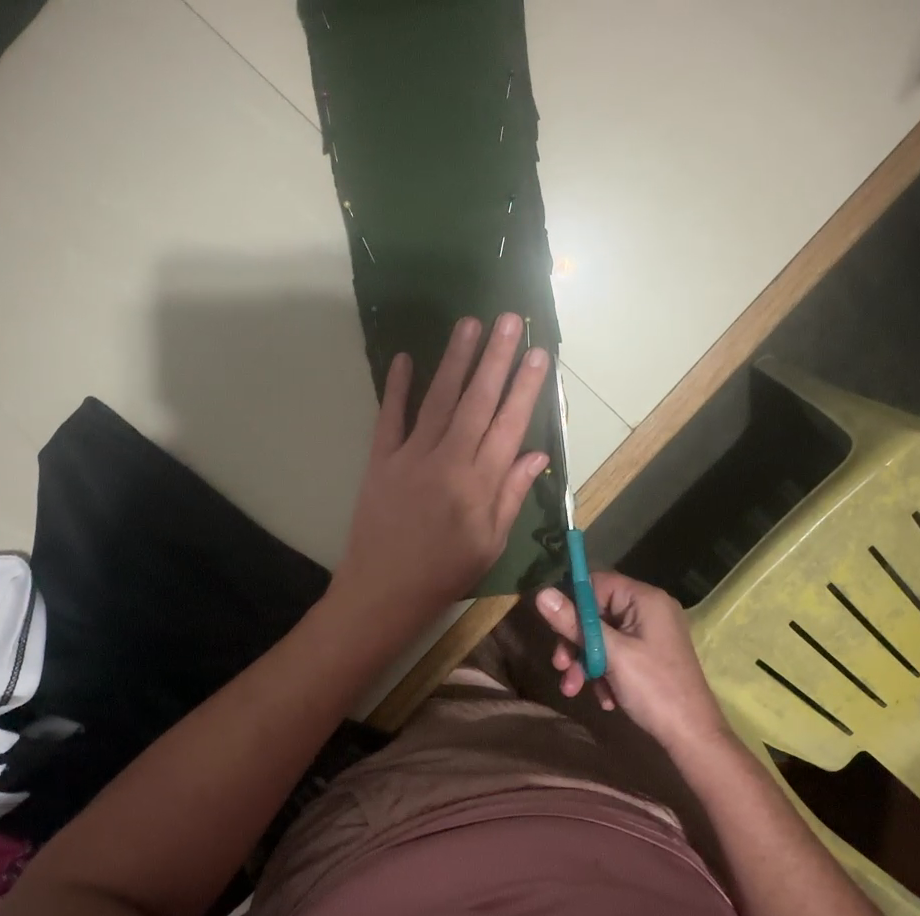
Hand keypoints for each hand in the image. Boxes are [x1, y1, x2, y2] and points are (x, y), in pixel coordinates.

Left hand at [331, 313, 549, 636]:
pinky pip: (390, 417)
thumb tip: (538, 454)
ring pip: (438, 399)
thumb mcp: (490, 544)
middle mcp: (447, 461)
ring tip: (470, 323)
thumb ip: (512, 496)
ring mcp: (410, 456)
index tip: (539, 354)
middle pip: (476, 401)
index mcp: (479, 484)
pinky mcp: (380, 460)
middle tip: (509, 319)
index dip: (526, 388)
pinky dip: (396, 387)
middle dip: (496, 358)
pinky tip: (402, 357)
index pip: (509, 425)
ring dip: (455, 360)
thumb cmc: (445, 573)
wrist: (383, 592)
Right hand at [535, 572, 731, 752]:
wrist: (691, 735)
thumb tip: (541, 593)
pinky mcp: (650, 656)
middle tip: (560, 666)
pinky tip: (605, 698)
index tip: (555, 629)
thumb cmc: (653, 688)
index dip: (573, 604)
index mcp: (645, 599)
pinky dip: (605, 673)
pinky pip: (617, 654)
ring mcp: (651, 635)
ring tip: (575, 690)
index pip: (598, 583)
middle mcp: (650, 610)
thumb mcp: (609, 654)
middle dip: (576, 643)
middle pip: (597, 613)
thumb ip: (574, 623)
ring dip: (586, 663)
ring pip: (603, 638)